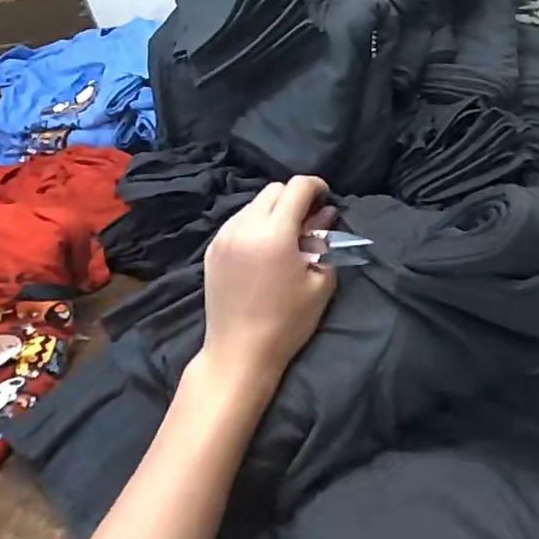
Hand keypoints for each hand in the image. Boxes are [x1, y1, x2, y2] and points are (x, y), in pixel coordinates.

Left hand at [197, 176, 338, 384]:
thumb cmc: (287, 322)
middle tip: (307, 223)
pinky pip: (238, 220)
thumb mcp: (319, 283)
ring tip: (284, 239)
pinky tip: (262, 250)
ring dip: (273, 210)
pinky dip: (254, 224)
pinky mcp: (212, 248)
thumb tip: (324, 214)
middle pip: (273, 190)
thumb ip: (324, 241)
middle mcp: (245, 225)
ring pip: (253, 203)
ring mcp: (224, 235)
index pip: (296, 187)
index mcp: (274, 232)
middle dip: (294, 198)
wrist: (239, 352)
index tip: (325, 198)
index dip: (316, 186)